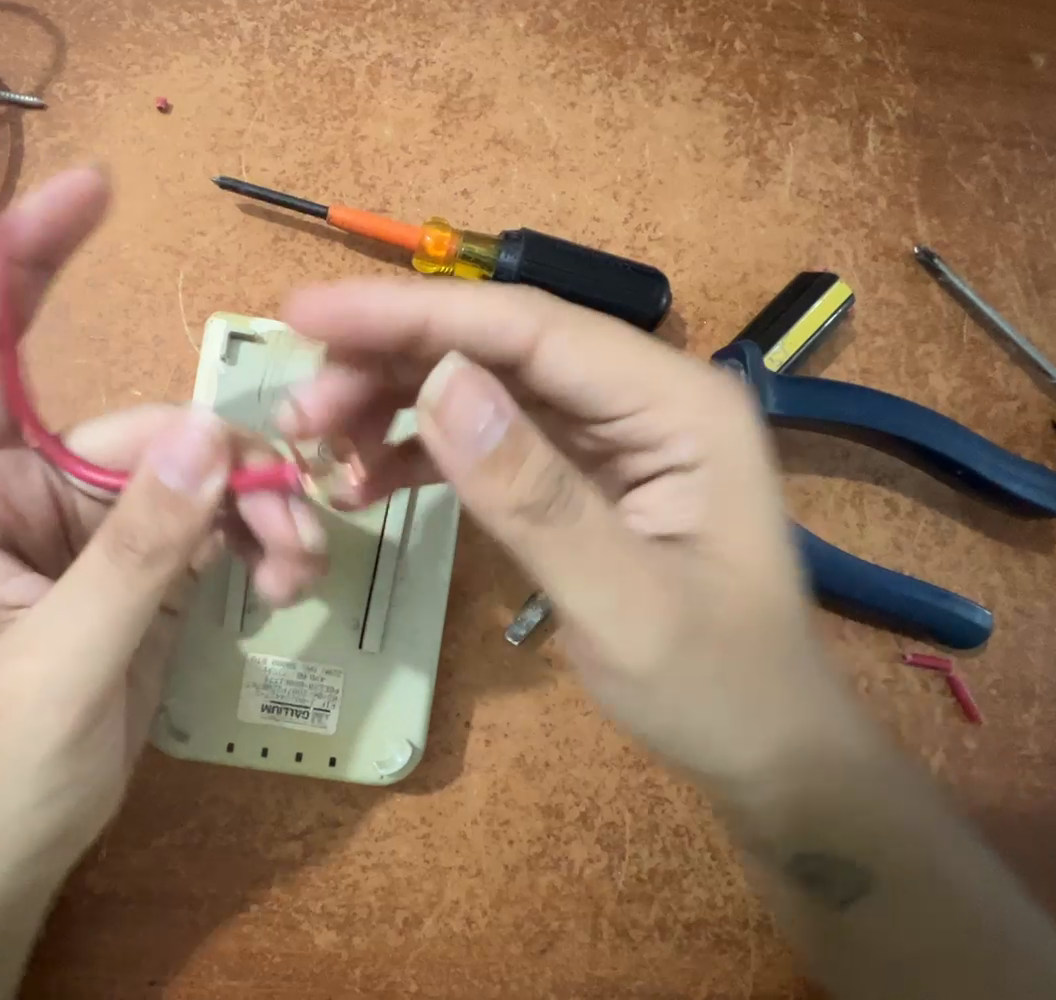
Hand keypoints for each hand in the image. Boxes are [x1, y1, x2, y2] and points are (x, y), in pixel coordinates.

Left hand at [0, 168, 325, 883]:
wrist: (13, 846)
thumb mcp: (62, 661)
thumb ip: (135, 551)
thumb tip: (213, 435)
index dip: (25, 260)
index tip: (93, 190)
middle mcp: (35, 490)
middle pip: (146, 428)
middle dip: (227, 464)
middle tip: (296, 516)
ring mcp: (101, 527)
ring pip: (198, 476)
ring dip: (259, 510)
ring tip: (298, 565)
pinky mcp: (150, 566)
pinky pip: (217, 523)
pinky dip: (259, 542)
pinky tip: (284, 581)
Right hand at [281, 279, 867, 787]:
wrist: (758, 743)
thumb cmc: (715, 685)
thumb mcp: (624, 604)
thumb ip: (533, 494)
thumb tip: (440, 385)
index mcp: (672, 402)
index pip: (525, 328)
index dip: (409, 313)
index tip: (305, 312)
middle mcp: (634, 394)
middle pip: (490, 346)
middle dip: (384, 364)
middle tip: (297, 409)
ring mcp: (599, 429)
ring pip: (473, 384)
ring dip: (388, 404)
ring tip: (316, 446)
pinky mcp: (567, 465)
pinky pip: (477, 436)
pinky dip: (414, 451)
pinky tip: (362, 480)